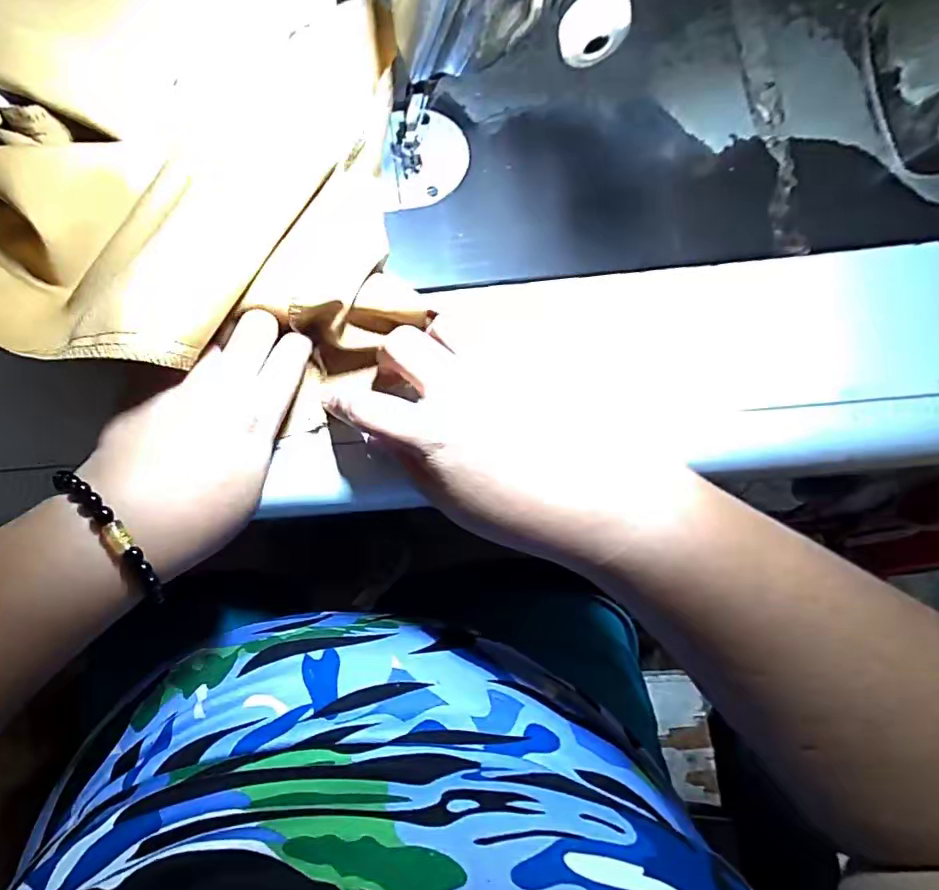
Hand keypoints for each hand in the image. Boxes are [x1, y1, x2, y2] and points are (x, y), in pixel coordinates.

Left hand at [78, 309, 311, 579]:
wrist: (127, 518)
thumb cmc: (201, 519)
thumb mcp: (252, 483)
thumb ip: (260, 436)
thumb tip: (258, 415)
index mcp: (256, 413)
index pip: (291, 351)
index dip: (296, 349)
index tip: (292, 357)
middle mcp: (222, 382)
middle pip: (255, 321)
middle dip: (263, 330)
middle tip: (258, 352)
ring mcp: (179, 376)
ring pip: (213, 335)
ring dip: (222, 346)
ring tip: (216, 371)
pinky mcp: (142, 379)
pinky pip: (173, 358)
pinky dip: (182, 366)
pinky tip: (175, 391)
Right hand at [325, 319, 706, 572]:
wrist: (601, 499)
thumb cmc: (520, 513)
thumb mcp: (449, 498)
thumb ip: (407, 460)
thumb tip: (380, 433)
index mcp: (432, 431)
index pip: (367, 405)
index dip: (341, 401)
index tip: (337, 401)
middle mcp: (458, 388)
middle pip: (402, 343)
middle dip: (388, 359)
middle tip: (396, 381)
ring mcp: (498, 368)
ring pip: (448, 327)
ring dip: (435, 346)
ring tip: (445, 373)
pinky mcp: (532, 360)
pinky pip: (494, 343)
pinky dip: (480, 359)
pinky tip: (497, 388)